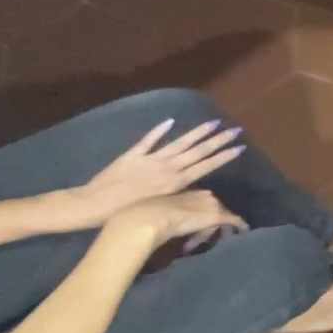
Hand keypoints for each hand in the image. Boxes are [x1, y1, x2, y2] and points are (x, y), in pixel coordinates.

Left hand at [75, 120, 243, 224]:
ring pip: (180, 143)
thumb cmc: (129, 211)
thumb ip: (180, 191)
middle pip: (199, 151)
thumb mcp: (162, 205)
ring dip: (197, 132)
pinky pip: (148, 141)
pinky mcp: (132, 155)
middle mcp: (168, 168)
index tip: (240, 146)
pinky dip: (158, 130)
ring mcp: (150, 160)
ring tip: (213, 122)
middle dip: (219, 140)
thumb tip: (198, 185)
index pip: (207, 165)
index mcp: (177, 182)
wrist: (93, 206)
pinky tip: (170, 121)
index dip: (225, 156)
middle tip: (235, 130)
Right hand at [106, 191, 246, 248]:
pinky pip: (234, 220)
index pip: (197, 202)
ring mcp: (212, 204)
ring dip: (207, 232)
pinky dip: (239, 225)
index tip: (184, 226)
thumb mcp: (149, 212)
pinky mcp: (217, 215)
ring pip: (219, 217)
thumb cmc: (138, 216)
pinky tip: (243, 230)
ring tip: (192, 245)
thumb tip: (156, 224)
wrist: (144, 220)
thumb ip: (159, 214)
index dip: (193, 215)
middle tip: (188, 241)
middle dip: (202, 225)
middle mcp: (202, 194)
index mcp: (185, 191)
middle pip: (211, 209)